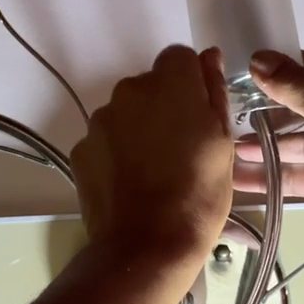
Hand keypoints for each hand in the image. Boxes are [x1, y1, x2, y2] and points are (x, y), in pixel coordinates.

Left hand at [72, 46, 234, 271]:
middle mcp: (129, 90)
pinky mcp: (81, 149)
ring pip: (126, 113)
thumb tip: (208, 58)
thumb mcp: (222, 142)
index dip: (192, 82)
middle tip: (184, 148)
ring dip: (140, 129)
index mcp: (169, 82)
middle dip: (165, 106)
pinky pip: (106, 141)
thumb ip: (213, 91)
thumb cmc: (199, 193)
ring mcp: (99, 120)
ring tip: (156, 171)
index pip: (180, 57)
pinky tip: (133, 184)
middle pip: (150, 85)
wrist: (147, 246)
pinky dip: (118, 153)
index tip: (201, 114)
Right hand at [235, 50, 303, 260]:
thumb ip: (294, 87)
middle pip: (297, 107)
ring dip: (263, 147)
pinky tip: (241, 179)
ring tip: (224, 150)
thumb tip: (259, 58)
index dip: (277, 67)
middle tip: (224, 116)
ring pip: (294, 144)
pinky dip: (272, 177)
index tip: (239, 72)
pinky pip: (298, 175)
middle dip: (264, 111)